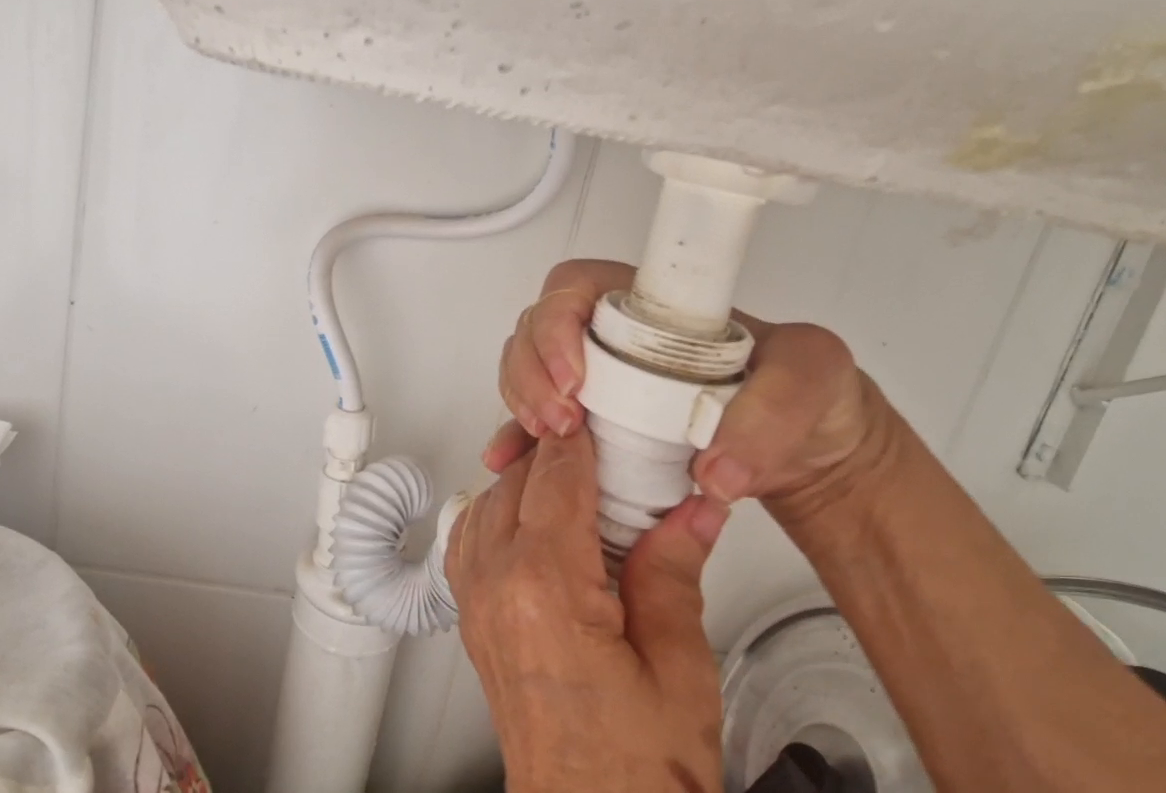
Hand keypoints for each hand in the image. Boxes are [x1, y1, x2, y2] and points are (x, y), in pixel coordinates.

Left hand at [447, 429, 727, 792]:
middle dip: (558, 451)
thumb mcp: (680, 666)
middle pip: (518, 480)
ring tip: (579, 476)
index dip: (581, 436)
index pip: (557, 476)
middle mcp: (497, 586)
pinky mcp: (475, 620)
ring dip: (528, 480)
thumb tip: (691, 508)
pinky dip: (503, 512)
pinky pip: (474, 537)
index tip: (600, 408)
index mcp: (545, 586)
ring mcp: (477, 603)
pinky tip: (539, 519)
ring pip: (490, 501)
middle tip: (605, 441)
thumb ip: (674, 571)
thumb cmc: (636, 772)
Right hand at [489, 259, 893, 514]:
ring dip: (521, 402)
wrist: (810, 451)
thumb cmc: (807, 395)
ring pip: (526, 371)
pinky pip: (537, 423)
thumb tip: (714, 468)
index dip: (556, 323)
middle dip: (531, 372)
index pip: (574, 286)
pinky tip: (509, 464)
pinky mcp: (594, 428)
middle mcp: (609, 337)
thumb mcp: (812, 376)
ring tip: (546, 443)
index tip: (575, 379)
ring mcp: (596, 383)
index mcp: (646, 306)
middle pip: (535, 329)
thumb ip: (774, 410)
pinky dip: (517, 442)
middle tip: (559, 423)